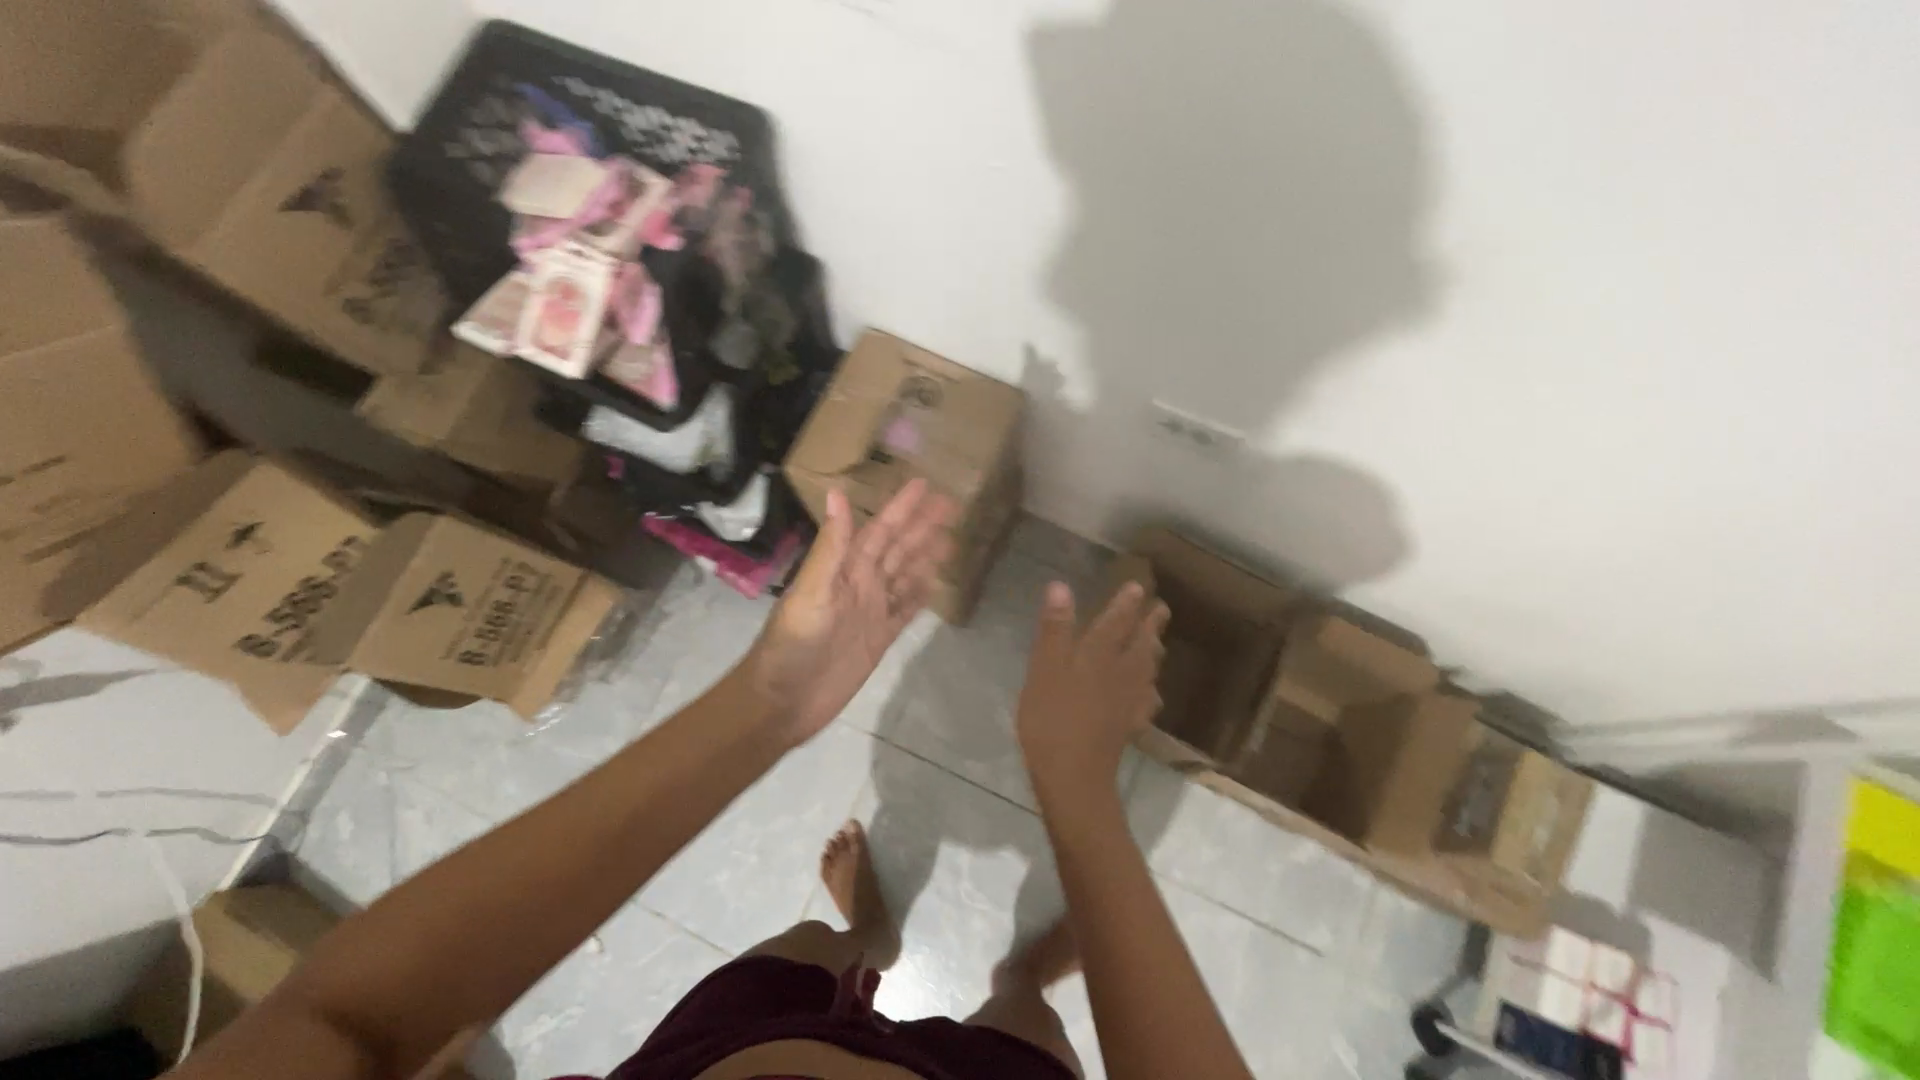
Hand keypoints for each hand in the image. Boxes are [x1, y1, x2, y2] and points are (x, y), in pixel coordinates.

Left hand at [746, 479, 954, 743]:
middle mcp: (860, 585)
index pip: (878, 531)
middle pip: (897, 549)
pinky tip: (936, 582)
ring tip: (952, 537)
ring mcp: (870, 612)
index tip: (924, 485)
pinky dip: (920, 594)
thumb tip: (837, 493)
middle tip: (953, 504)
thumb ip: (830, 547)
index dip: (901, 509)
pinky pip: (905, 610)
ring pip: (905, 576)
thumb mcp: (811, 592)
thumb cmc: (791, 646)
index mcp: (844, 570)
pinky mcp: (878, 639)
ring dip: (926, 555)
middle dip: (922, 526)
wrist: (783, 702)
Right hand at [1016, 581, 1169, 798]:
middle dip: (1150, 625)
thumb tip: (1061, 586)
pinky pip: (1146, 701)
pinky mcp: (1129, 726)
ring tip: (1156, 643)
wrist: (1075, 776)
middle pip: (1141, 644)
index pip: (1117, 622)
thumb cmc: (1051, 719)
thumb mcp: (1043, 670)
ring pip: (1147, 671)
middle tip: (1161, 609)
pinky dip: (1149, 690)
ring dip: (1153, 652)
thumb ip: (1054, 629)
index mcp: (1098, 655)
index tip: (1138, 587)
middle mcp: (1121, 673)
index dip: (1126, 603)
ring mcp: (1129, 702)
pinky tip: (1149, 693)